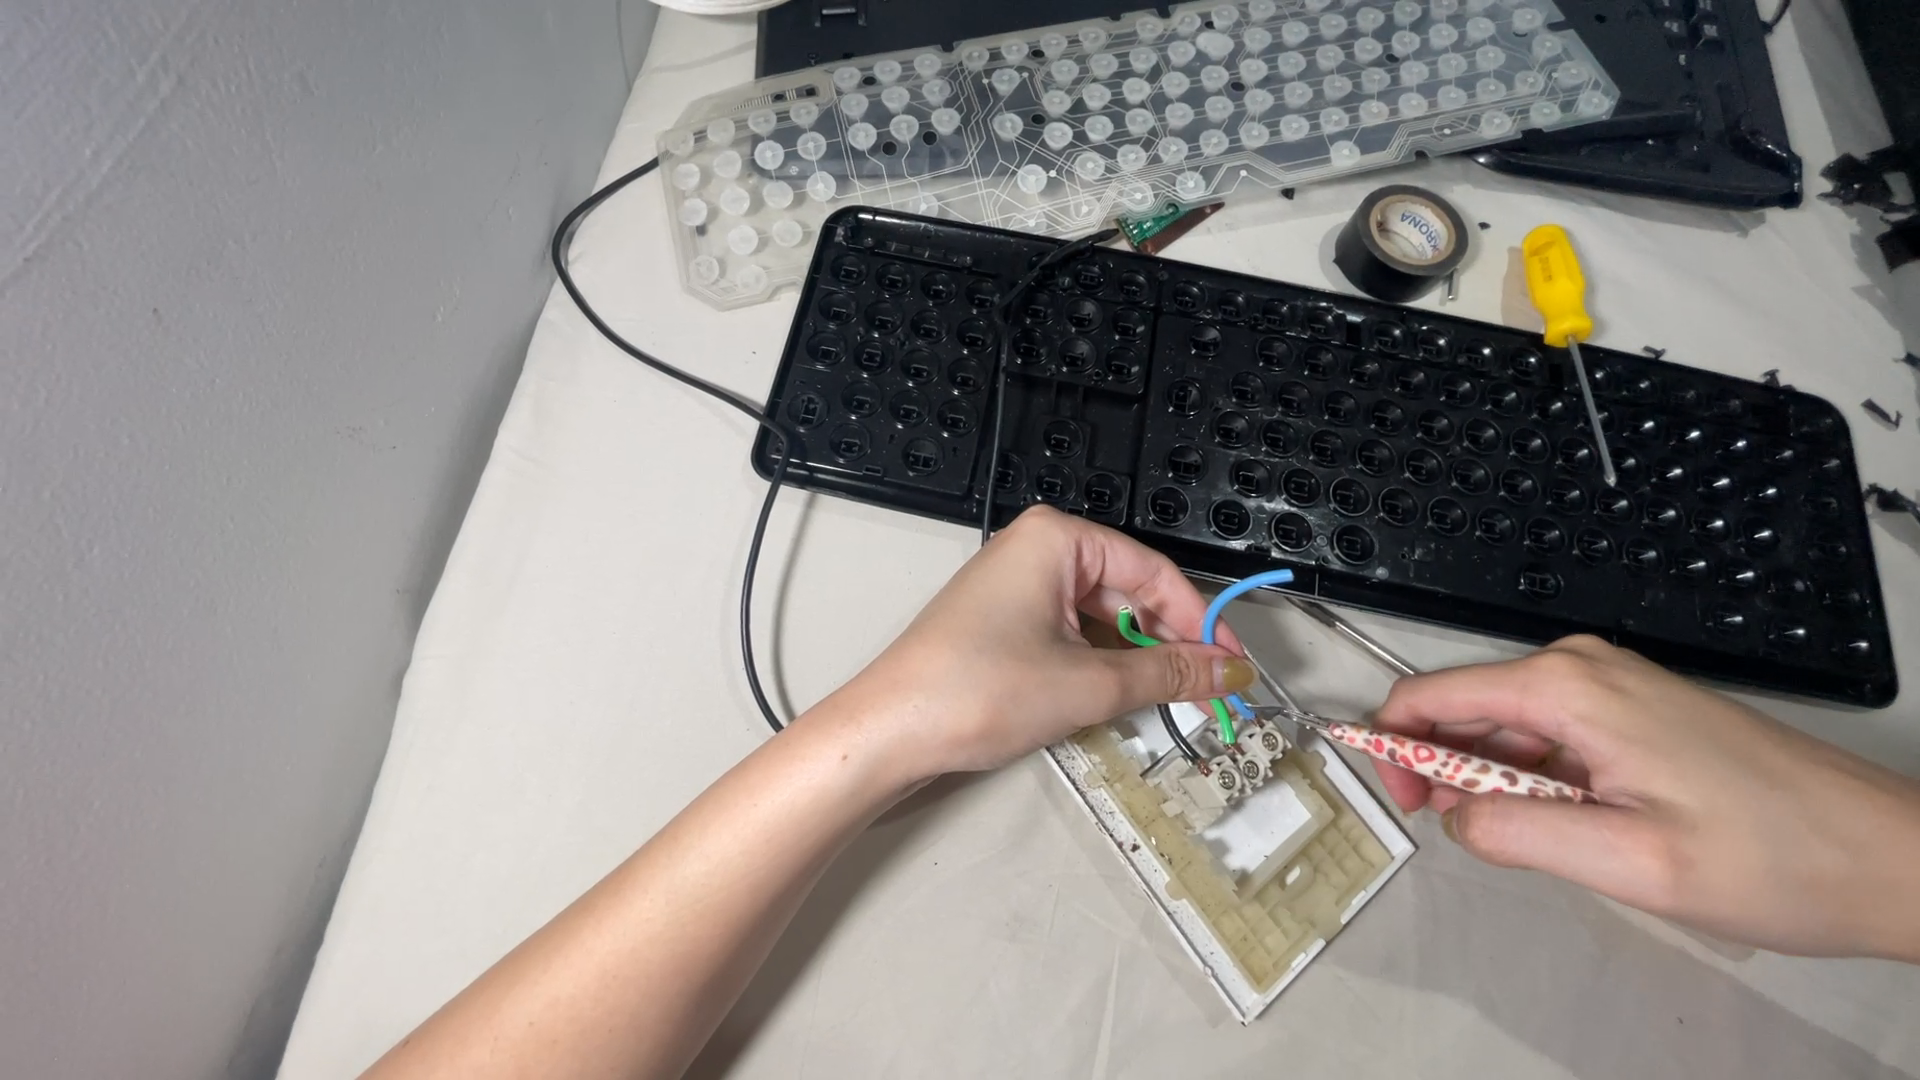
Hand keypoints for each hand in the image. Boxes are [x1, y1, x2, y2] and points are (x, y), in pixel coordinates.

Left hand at [806, 506, 1254, 780]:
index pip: (1152, 572)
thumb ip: (1166, 673)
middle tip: (1210, 689)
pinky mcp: (1004, 618)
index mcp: (1056, 538)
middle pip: (1127, 590)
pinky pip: (1069, 629)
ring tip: (1173, 697)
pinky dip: (1100, 659)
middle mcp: (1035, 549)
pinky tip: (1123, 690)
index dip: (1201, 621)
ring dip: (1137, 655)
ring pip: (1100, 614)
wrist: (890, 730)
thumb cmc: (981, 690)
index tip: (1233, 665)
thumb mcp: (1088, 683)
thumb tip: (1227, 671)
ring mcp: (1016, 583)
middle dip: (1169, 641)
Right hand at [1371, 635, 1919, 959]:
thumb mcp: (1629, 862)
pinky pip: (1546, 729)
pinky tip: (1572, 817)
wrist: (1910, 859)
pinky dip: (1535, 774)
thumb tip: (1452, 818)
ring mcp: (1605, 678)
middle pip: (1463, 708)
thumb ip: (1513, 833)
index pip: (1427, 697)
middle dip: (1447, 770)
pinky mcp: (1629, 701)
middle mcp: (1574, 663)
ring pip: (1504, 723)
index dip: (1395, 748)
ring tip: (1537, 837)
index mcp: (1561, 684)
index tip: (1408, 806)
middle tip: (1474, 836)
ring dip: (1495, 779)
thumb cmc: (1773, 860)